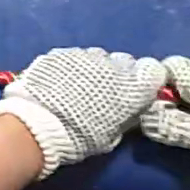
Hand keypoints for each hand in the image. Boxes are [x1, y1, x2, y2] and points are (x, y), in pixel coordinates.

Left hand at [0, 48, 167, 177]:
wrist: (38, 123)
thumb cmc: (80, 135)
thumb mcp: (112, 132)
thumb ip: (125, 115)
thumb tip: (130, 110)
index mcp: (133, 85)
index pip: (152, 71)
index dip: (142, 81)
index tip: (133, 91)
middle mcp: (112, 63)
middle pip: (122, 61)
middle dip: (116, 74)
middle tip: (102, 91)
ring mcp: (83, 55)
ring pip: (95, 57)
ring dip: (91, 69)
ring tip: (76, 86)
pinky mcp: (59, 53)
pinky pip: (71, 57)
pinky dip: (68, 67)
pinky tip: (57, 81)